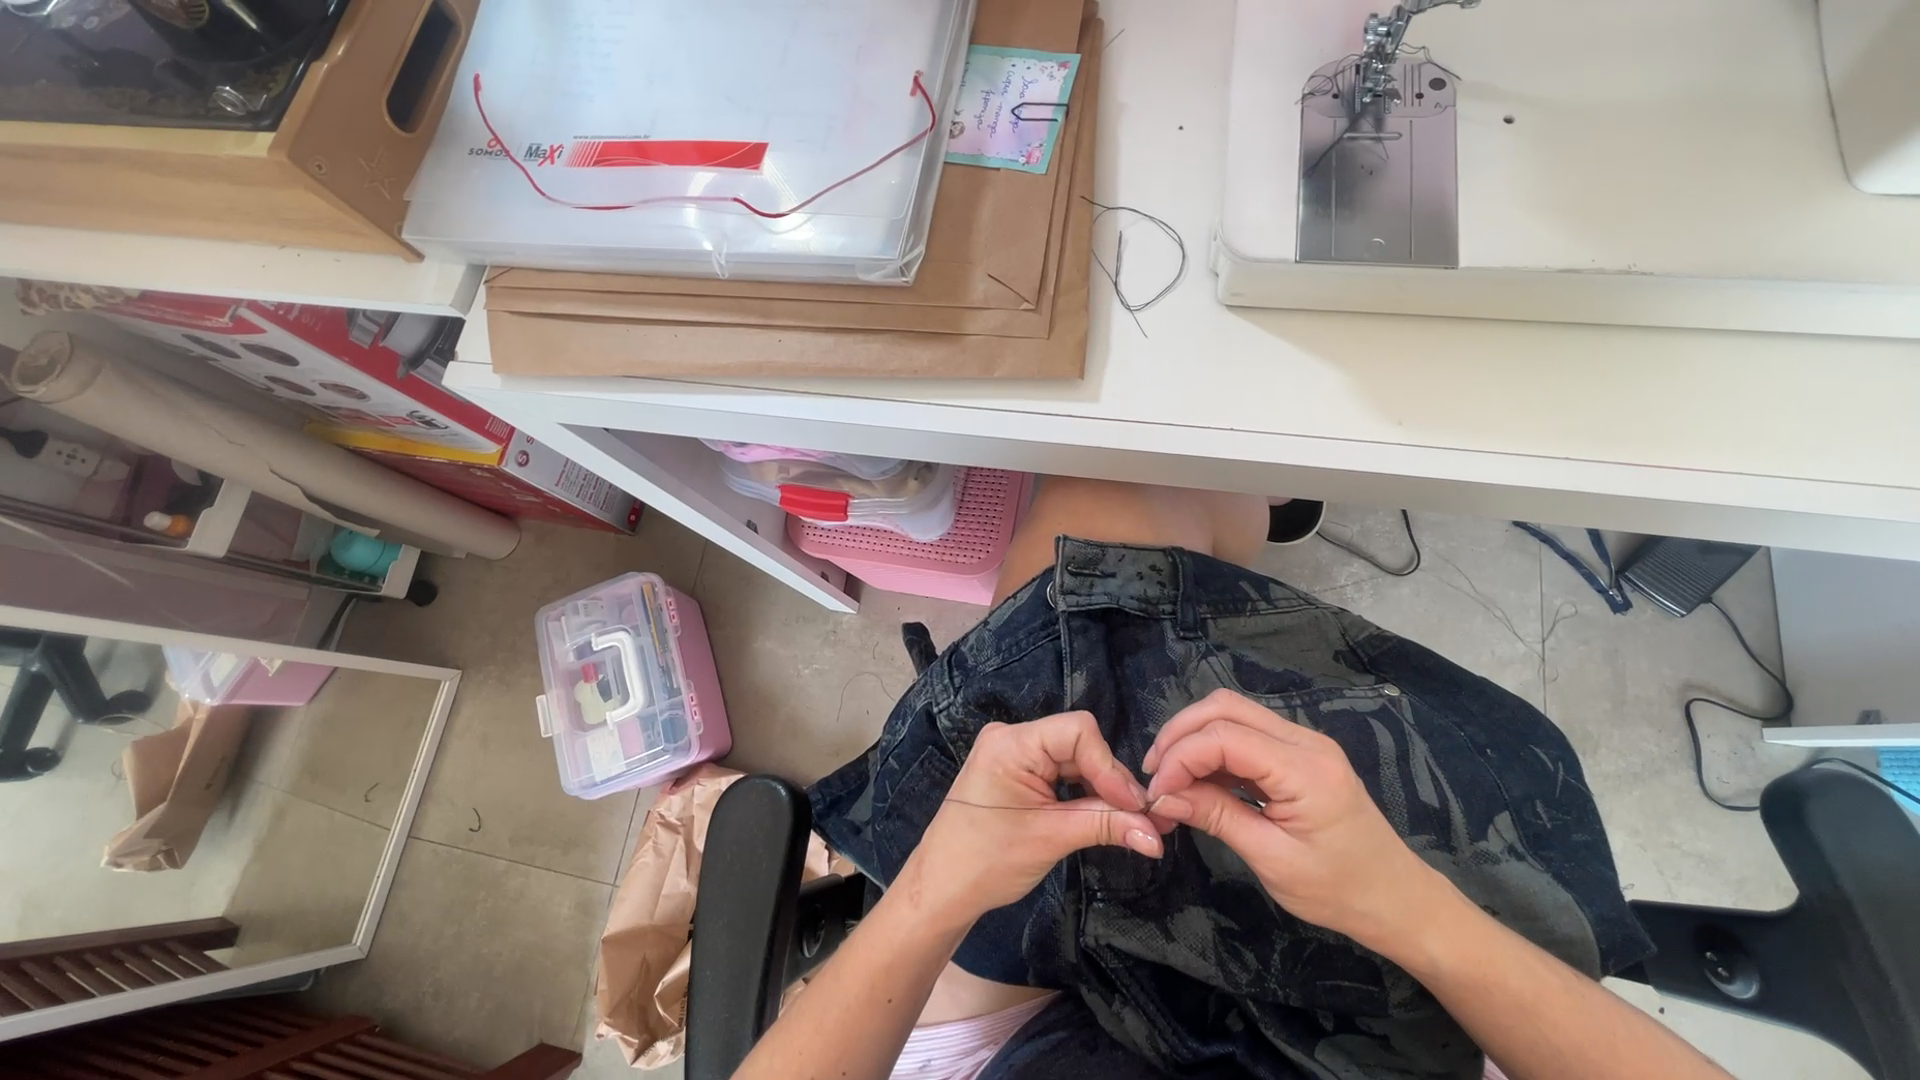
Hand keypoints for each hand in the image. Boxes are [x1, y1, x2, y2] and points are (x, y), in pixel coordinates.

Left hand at [899, 711, 1163, 930]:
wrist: (942, 888)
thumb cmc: (987, 862)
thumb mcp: (1052, 838)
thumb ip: (1107, 825)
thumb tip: (1158, 834)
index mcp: (1010, 743)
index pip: (1078, 731)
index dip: (1110, 765)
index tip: (1135, 805)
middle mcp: (1010, 737)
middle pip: (1078, 742)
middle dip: (1109, 779)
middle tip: (1142, 817)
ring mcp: (1012, 752)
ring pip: (1073, 757)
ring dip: (1099, 786)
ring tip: (1127, 818)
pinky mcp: (1016, 771)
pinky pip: (1060, 770)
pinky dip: (1082, 790)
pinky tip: (1100, 813)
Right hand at [1142, 689, 1444, 950]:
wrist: (1398, 900)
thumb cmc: (1338, 890)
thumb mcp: (1272, 859)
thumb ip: (1217, 816)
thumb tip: (1162, 794)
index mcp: (1305, 769)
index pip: (1225, 737)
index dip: (1180, 757)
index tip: (1156, 792)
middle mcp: (1305, 741)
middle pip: (1225, 707)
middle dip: (1180, 734)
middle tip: (1154, 776)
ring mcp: (1304, 743)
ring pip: (1232, 713)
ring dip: (1193, 737)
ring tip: (1169, 777)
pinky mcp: (1298, 753)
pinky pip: (1245, 732)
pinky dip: (1212, 749)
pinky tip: (1196, 779)